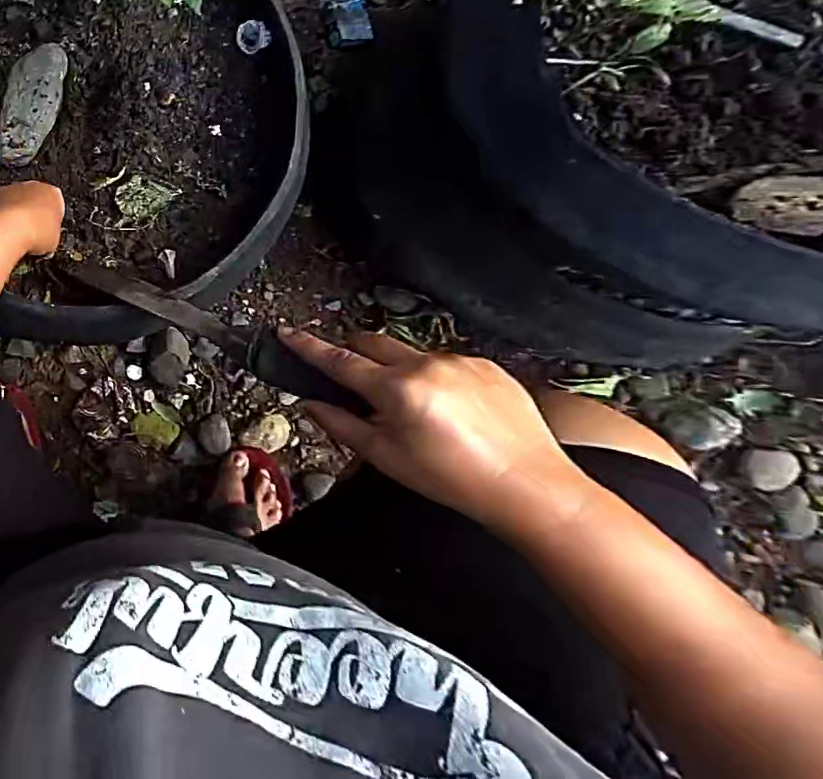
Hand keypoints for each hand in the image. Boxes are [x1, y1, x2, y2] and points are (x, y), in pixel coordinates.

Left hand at [0, 181, 65, 255]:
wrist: (7, 230)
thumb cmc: (32, 232)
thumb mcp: (54, 240)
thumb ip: (52, 233)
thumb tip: (47, 239)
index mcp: (54, 194)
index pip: (56, 207)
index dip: (51, 223)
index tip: (47, 234)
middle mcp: (34, 187)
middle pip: (35, 201)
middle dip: (33, 216)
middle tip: (31, 235)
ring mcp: (12, 189)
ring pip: (16, 202)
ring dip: (15, 216)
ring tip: (14, 236)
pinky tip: (1, 231)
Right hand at [281, 328, 594, 534]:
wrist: (533, 488)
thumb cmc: (458, 480)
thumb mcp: (385, 457)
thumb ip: (340, 424)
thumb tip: (312, 404)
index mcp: (398, 390)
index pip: (338, 359)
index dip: (307, 346)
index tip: (288, 333)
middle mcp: (427, 366)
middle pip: (369, 342)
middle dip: (353, 354)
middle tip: (352, 381)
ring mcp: (460, 362)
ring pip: (407, 353)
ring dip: (397, 370)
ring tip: (415, 411)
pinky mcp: (486, 365)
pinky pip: (443, 360)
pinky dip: (433, 377)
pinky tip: (448, 410)